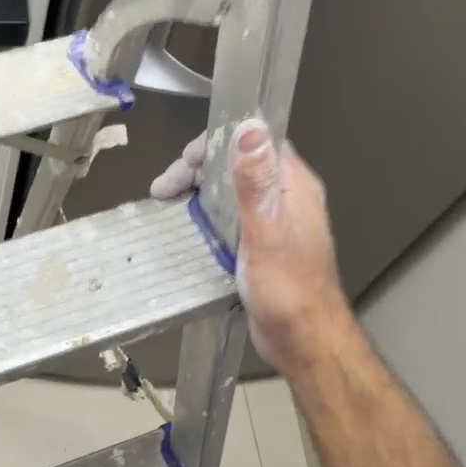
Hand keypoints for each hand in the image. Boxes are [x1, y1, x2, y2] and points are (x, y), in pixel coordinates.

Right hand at [151, 118, 353, 368]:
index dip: (218, 143)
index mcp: (294, 187)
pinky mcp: (260, 245)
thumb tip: (249, 128)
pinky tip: (184, 226)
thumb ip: (256, 181)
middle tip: (163, 189)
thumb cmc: (287, 289)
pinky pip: (229, 217)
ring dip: (197, 191)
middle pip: (239, 165)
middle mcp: (286, 198)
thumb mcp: (265, 230)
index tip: (183, 160)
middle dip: (198, 170)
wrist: (302, 338)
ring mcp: (273, 222)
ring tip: (165, 204)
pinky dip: (204, 214)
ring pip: (231, 191)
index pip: (257, 143)